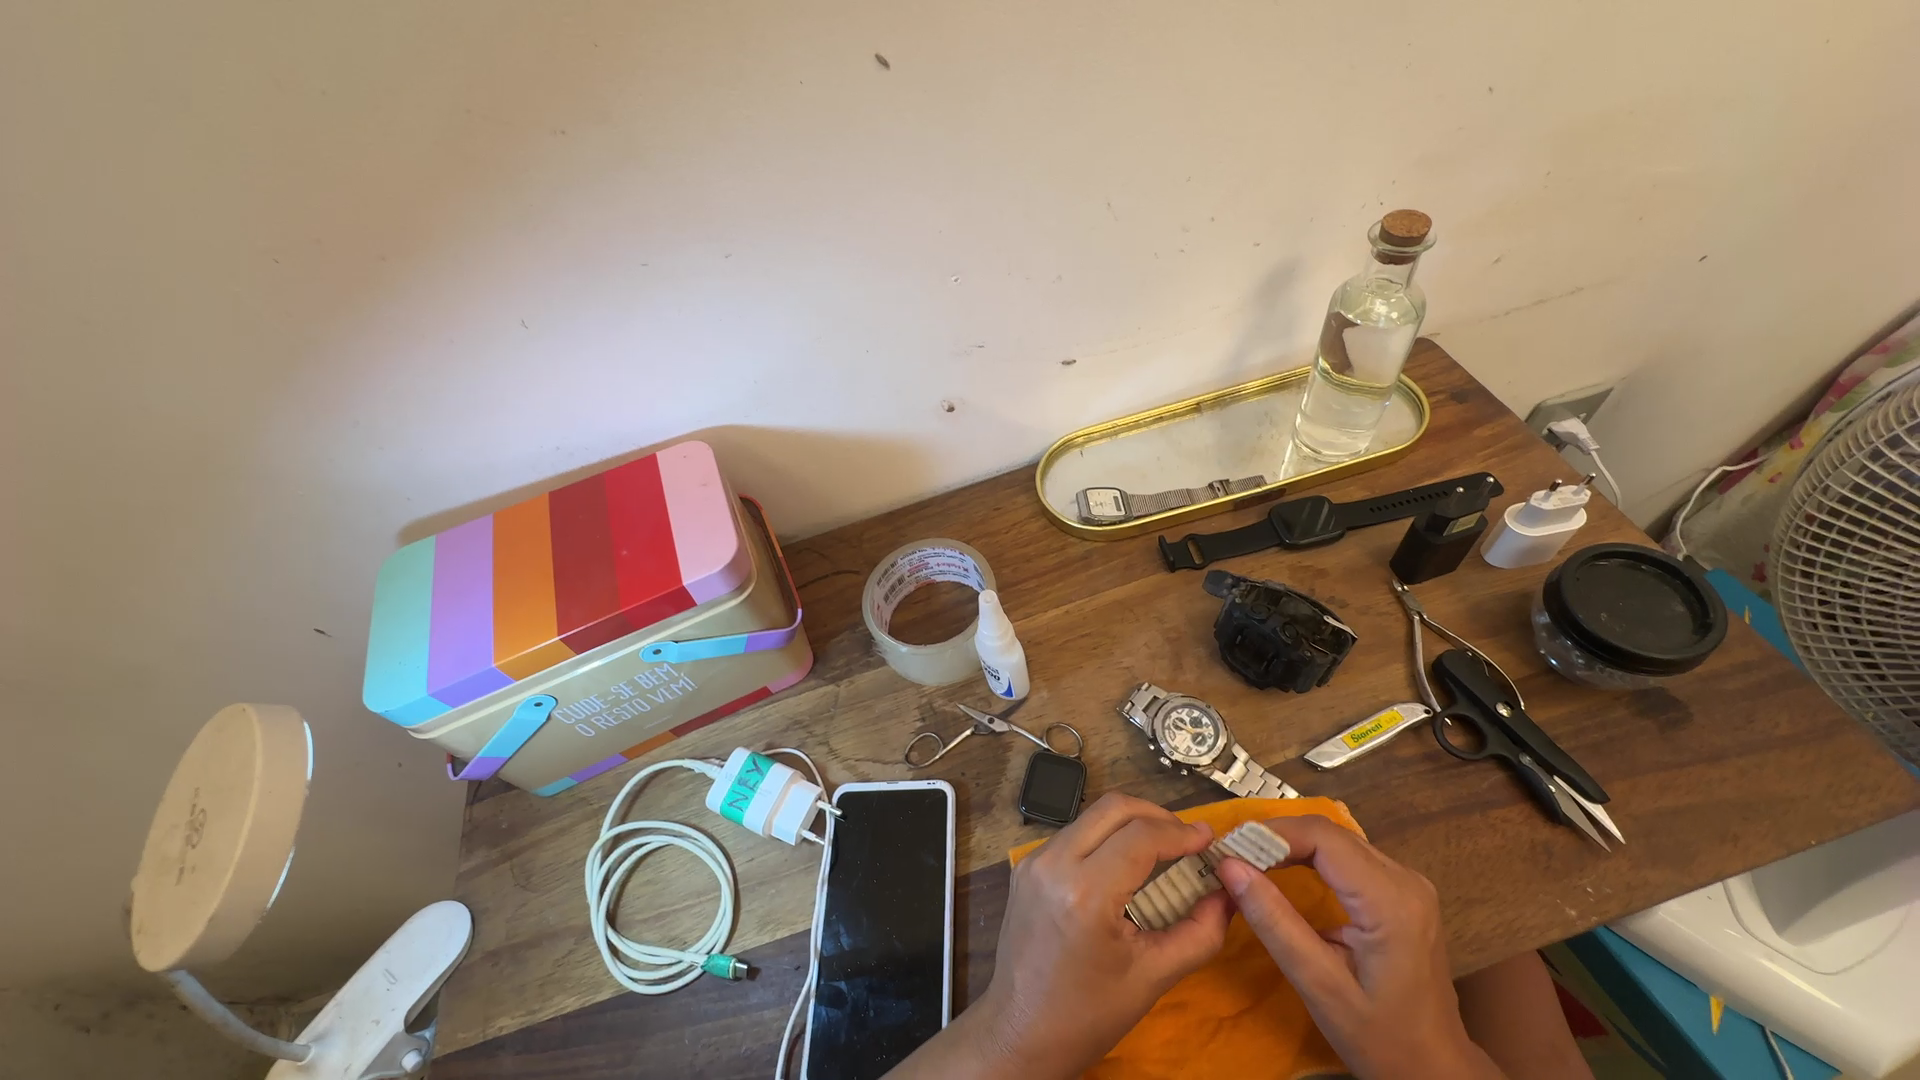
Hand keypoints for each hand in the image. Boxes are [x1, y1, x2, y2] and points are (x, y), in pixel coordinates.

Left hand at [887, 793, 1230, 1079]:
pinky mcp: (1026, 867)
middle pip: (1113, 808)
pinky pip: (1074, 834)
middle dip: (1157, 815)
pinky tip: (1127, 864)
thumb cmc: (1087, 1014)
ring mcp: (1033, 861)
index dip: (1181, 832)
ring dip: (1131, 823)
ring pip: (1091, 816)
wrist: (1020, 1033)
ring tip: (1163, 850)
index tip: (1211, 839)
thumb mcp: (1153, 977)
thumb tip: (1229, 893)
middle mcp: (1053, 864)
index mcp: (1085, 893)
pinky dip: (1105, 837)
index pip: (1141, 835)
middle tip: (1188, 839)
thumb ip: (1200, 932)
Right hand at [1213, 815, 1502, 1079]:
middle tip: (1230, 854)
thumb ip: (1275, 923)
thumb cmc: (1380, 1036)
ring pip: (1336, 840)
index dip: (1271, 834)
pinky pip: (1346, 856)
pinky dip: (1308, 855)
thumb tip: (1229, 867)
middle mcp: (1405, 880)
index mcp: (1390, 902)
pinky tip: (1280, 868)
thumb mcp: (1320, 985)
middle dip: (1275, 838)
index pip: (1323, 837)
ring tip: (1247, 859)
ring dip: (1289, 844)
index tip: (1229, 848)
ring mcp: (1407, 883)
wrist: (1435, 1068)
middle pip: (1329, 834)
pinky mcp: (1401, 891)